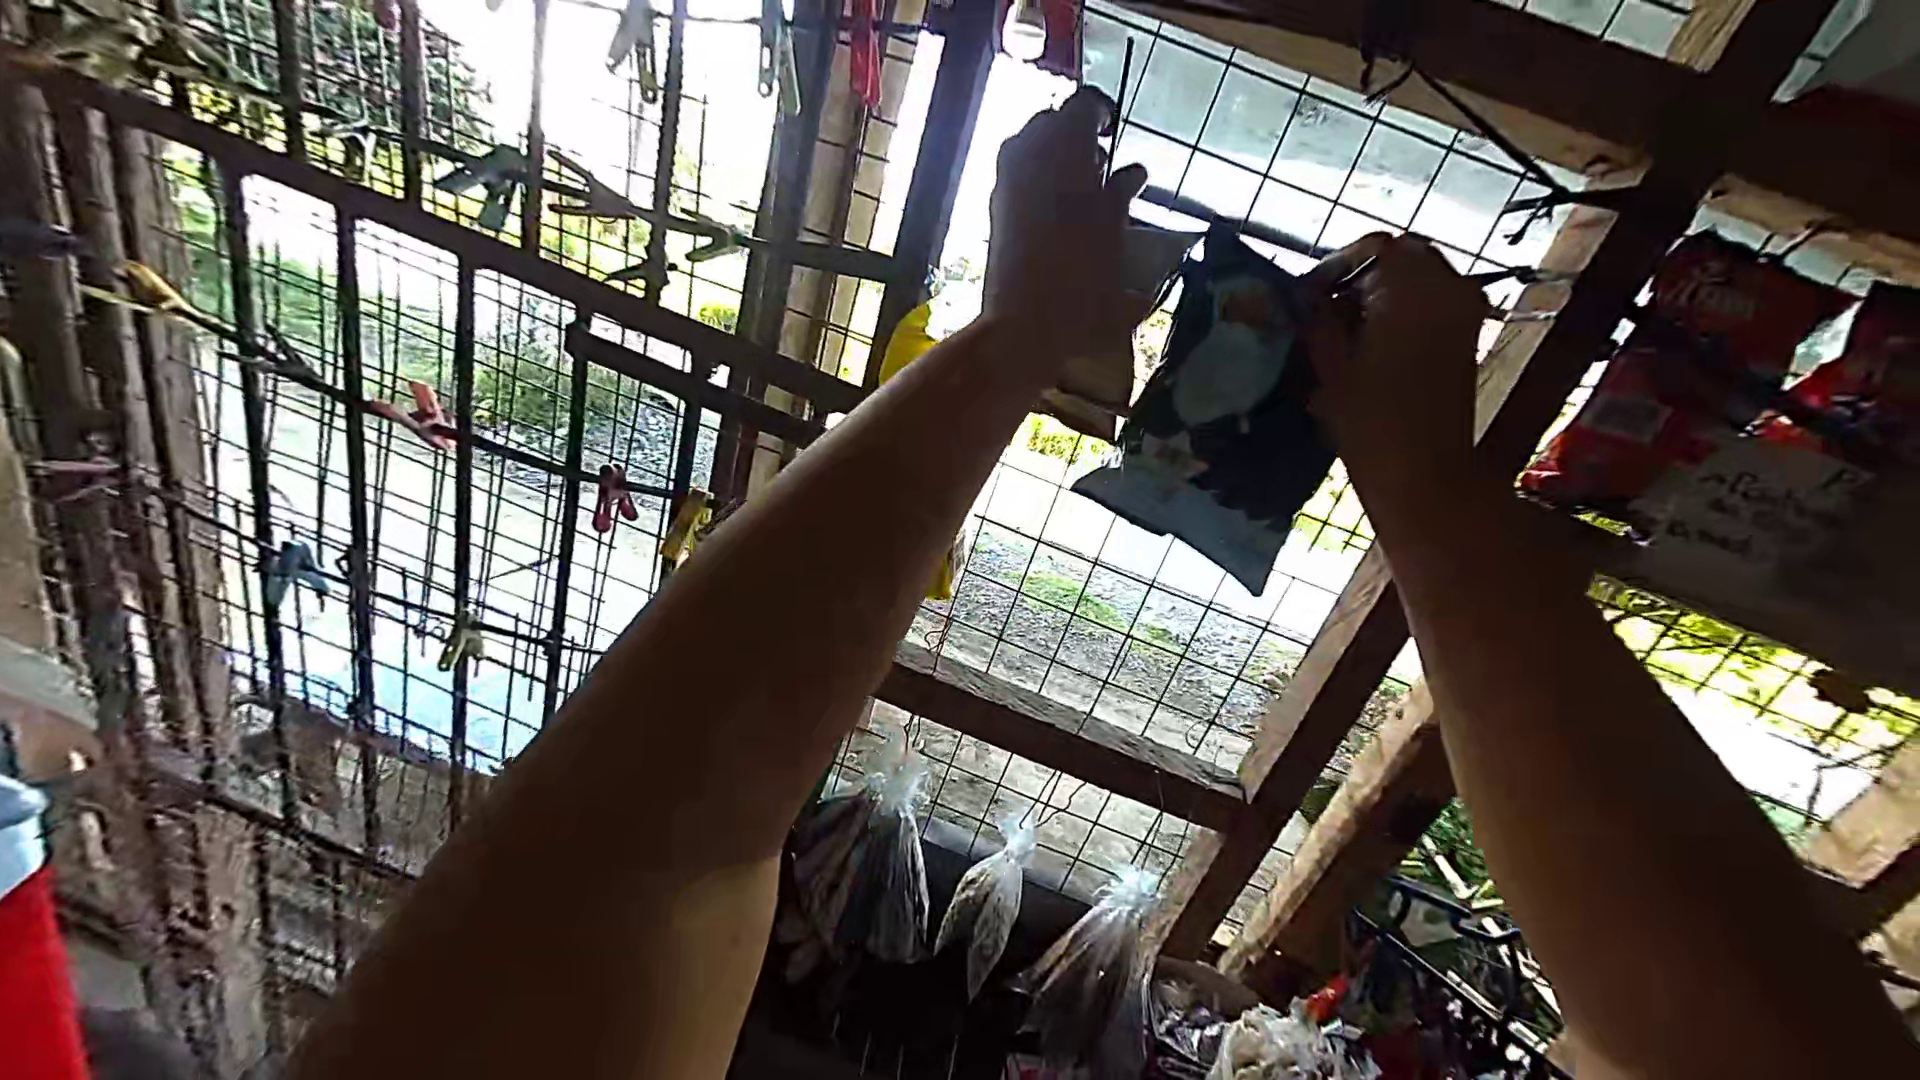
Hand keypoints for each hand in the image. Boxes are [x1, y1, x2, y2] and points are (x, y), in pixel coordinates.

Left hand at [983, 87, 1149, 363]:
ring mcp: (1005, 185)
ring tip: (1077, 189)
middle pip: (1050, 123)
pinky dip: (1034, 182)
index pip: (1083, 105)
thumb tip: (1133, 174)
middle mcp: (1028, 157)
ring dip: (1052, 158)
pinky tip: (1053, 210)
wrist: (1023, 326)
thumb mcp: (1112, 238)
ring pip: (1028, 149)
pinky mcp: (994, 214)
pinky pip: (1015, 179)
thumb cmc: (1080, 285)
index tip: (1112, 132)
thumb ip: (1120, 198)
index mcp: (1065, 151)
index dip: (1101, 114)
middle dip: (1074, 136)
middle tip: (1097, 165)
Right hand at [1302, 233, 1486, 502]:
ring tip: (1341, 326)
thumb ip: (1317, 321)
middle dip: (1357, 274)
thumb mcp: (1329, 368)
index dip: (1333, 266)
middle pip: (1401, 255)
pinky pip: (1430, 298)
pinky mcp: (1464, 333)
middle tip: (1320, 307)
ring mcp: (1464, 310)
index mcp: (1413, 292)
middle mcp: (1449, 288)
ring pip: (1417, 275)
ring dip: (1378, 290)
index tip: (1304, 297)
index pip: (1373, 247)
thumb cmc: (1368, 422)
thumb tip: (1302, 297)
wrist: (1421, 470)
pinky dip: (1399, 306)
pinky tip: (1369, 340)